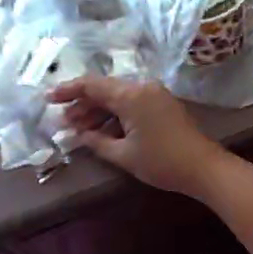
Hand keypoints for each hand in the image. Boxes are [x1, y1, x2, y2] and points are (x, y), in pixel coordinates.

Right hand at [49, 76, 227, 195]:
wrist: (204, 168)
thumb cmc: (162, 162)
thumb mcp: (123, 155)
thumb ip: (96, 141)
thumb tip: (77, 134)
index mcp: (131, 95)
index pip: (92, 85)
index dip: (68, 91)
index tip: (48, 99)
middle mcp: (143, 88)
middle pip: (105, 90)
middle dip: (82, 105)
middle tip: (63, 122)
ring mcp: (155, 95)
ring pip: (118, 97)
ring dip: (98, 112)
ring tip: (79, 130)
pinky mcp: (163, 105)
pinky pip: (132, 103)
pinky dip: (116, 115)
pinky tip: (103, 131)